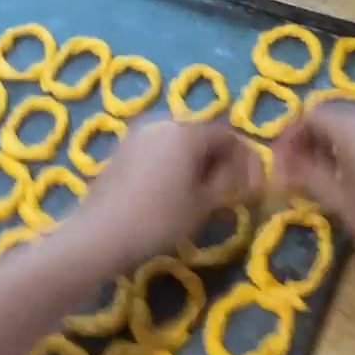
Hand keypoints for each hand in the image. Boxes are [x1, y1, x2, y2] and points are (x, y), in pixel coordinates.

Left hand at [72, 118, 261, 265]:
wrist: (100, 233)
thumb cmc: (158, 218)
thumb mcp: (203, 203)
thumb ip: (230, 182)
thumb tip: (248, 173)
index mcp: (187, 130)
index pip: (228, 134)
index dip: (246, 157)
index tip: (254, 182)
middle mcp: (162, 122)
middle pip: (202, 134)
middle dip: (221, 158)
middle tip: (231, 187)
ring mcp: (138, 133)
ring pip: (179, 141)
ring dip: (197, 160)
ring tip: (203, 191)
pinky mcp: (122, 148)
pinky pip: (158, 149)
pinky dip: (173, 163)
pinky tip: (174, 189)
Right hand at [274, 107, 354, 267]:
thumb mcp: (340, 203)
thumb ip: (307, 175)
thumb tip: (280, 164)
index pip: (311, 114)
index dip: (290, 136)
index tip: (279, 164)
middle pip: (337, 117)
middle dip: (313, 141)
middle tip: (297, 173)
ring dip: (337, 146)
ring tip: (324, 179)